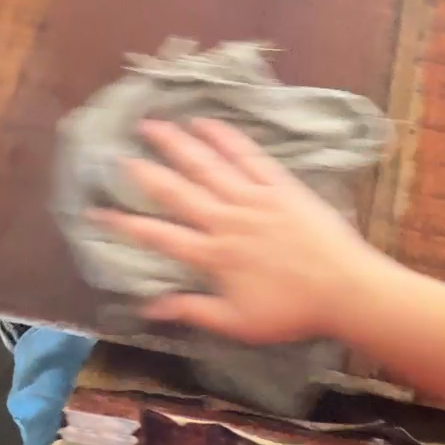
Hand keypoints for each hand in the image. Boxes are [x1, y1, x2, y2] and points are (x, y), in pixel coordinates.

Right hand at [94, 119, 394, 342]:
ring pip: (207, 165)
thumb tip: (150, 306)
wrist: (345, 288)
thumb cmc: (291, 310)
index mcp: (213, 255)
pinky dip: (226, 137)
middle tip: (120, 153)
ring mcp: (252, 197)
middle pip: (178, 191)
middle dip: (146, 172)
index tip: (99, 211)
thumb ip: (192, 310)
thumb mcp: (237, 322)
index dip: (125, 224)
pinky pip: (248, 155)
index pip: (159, 236)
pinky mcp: (278, 184)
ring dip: (178, 144)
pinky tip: (206, 122)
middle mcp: (226, 219)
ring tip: (154, 125)